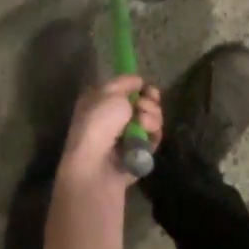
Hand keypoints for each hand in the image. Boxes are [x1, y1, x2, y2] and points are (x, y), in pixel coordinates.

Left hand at [55, 76, 162, 195]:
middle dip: (149, 104)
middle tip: (142, 108)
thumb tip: (138, 81)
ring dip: (152, 119)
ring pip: (150, 122)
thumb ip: (126, 83)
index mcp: (100, 101)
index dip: (140, 88)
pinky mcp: (136, 155)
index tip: (148, 90)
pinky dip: (153, 137)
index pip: (125, 89)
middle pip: (143, 105)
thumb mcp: (110, 93)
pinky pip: (152, 141)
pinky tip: (148, 137)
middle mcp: (112, 118)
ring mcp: (124, 138)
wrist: (96, 167)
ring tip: (143, 124)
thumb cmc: (98, 124)